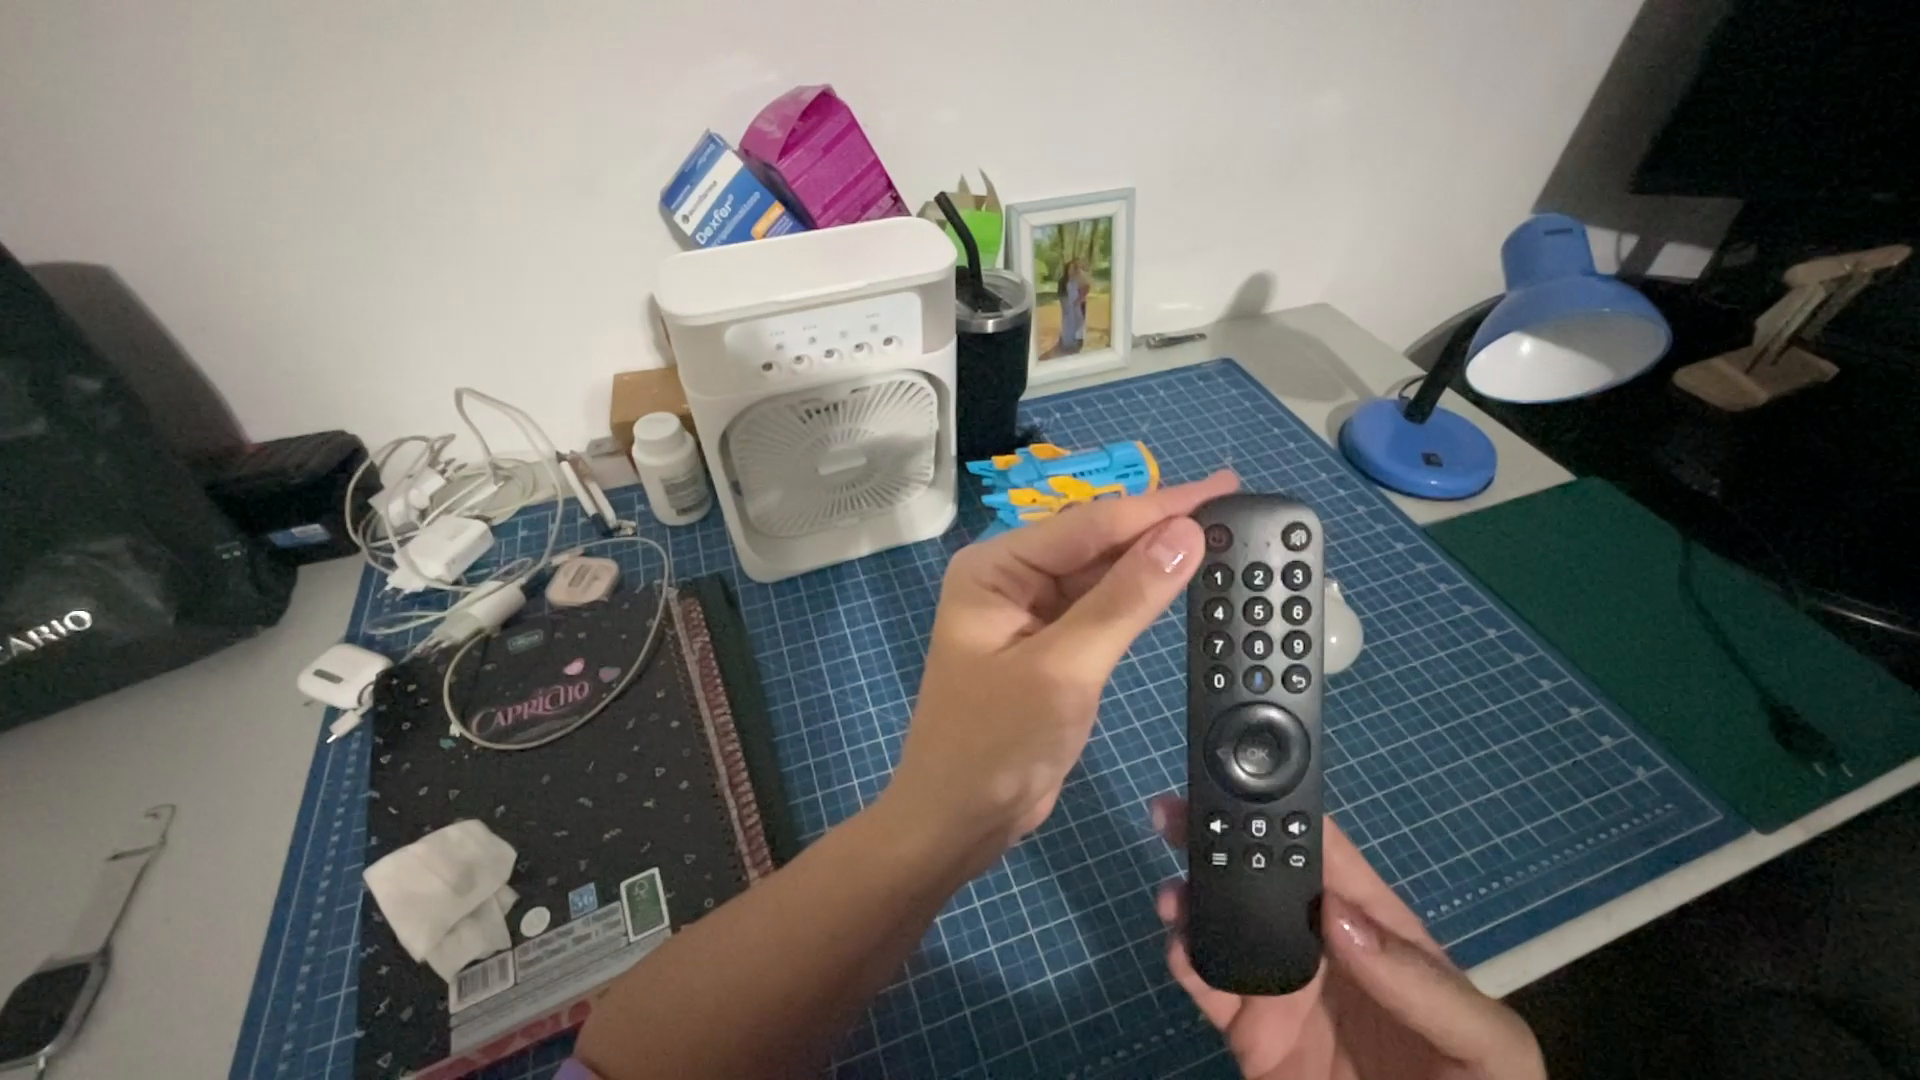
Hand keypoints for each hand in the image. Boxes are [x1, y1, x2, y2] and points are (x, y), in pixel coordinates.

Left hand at [884, 470, 1239, 866]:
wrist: (960, 820)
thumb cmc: (995, 745)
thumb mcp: (1063, 669)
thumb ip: (1124, 600)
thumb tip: (1185, 535)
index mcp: (995, 569)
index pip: (1088, 526)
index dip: (1159, 507)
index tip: (1222, 487)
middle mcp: (1010, 579)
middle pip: (1095, 542)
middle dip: (1159, 527)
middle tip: (1231, 508)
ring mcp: (1031, 613)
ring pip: (1102, 573)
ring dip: (1154, 560)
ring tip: (1218, 537)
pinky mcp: (1051, 646)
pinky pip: (1102, 608)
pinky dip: (1140, 599)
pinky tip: (1178, 581)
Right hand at [1151, 797, 1544, 1079]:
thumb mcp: (1486, 1045)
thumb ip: (1421, 980)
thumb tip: (1334, 912)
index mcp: (1379, 933)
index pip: (1327, 858)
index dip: (1285, 815)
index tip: (1243, 787)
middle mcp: (1321, 949)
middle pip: (1260, 877)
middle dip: (1217, 838)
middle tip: (1174, 815)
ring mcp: (1281, 989)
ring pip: (1224, 923)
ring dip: (1192, 896)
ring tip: (1173, 894)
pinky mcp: (1250, 1034)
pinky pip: (1208, 985)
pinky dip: (1184, 958)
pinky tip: (1179, 946)